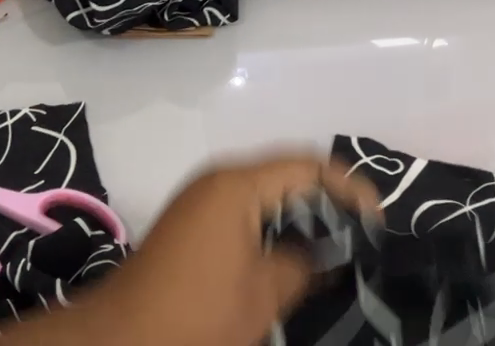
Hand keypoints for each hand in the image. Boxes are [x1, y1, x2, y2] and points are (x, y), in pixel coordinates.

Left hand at [1, 153, 378, 345]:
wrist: (116, 340)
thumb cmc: (195, 317)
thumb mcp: (263, 296)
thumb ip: (305, 265)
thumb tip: (333, 252)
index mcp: (239, 184)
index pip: (307, 166)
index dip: (348, 187)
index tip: (378, 220)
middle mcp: (220, 178)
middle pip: (287, 173)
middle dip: (327, 199)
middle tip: (362, 233)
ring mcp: (203, 197)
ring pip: (267, 191)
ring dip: (300, 213)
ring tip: (336, 246)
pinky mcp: (193, 220)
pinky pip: (246, 207)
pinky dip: (274, 224)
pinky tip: (293, 255)